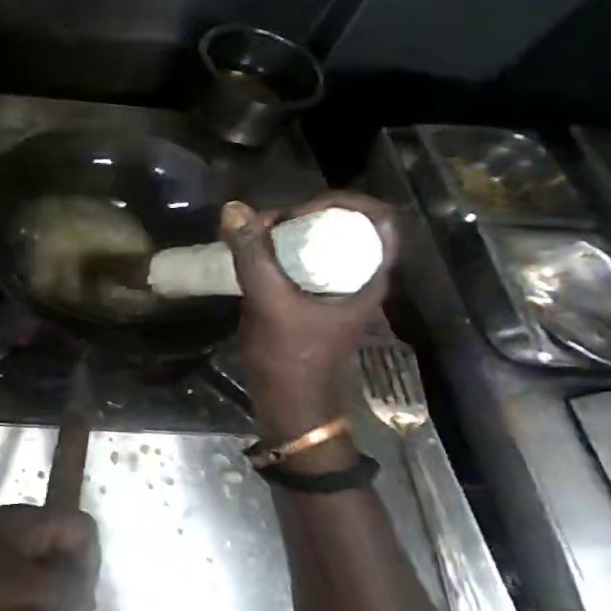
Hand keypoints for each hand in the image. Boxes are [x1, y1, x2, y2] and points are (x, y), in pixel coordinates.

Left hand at [0, 505, 99, 610]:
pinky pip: (5, 585)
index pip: (83, 527)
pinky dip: (11, 608)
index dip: (90, 564)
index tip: (73, 603)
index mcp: (26, 521)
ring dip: (38, 603)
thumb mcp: (19, 591)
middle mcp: (9, 527)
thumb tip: (86, 597)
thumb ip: (63, 589)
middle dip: (64, 588)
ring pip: (33, 571)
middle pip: (60, 550)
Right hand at [220, 193, 397, 446]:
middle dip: (301, 214)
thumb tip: (234, 208)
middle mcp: (358, 278)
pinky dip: (279, 250)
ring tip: (249, 236)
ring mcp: (335, 289)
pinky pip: (301, 261)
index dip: (341, 202)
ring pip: (319, 242)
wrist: (290, 408)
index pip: (377, 218)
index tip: (300, 209)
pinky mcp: (312, 299)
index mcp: (368, 277)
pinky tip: (249, 254)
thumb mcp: (268, 300)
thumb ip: (252, 253)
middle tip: (264, 223)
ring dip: (285, 232)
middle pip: (341, 225)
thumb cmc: (290, 357)